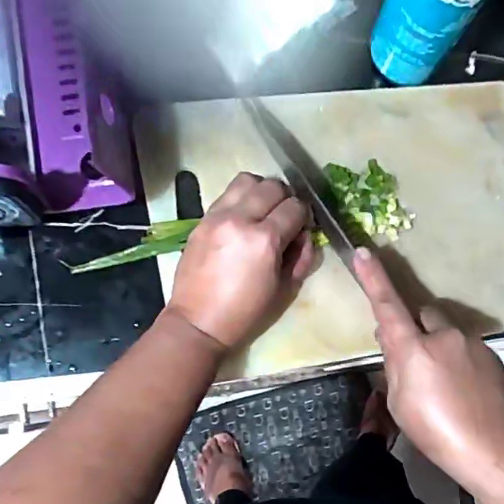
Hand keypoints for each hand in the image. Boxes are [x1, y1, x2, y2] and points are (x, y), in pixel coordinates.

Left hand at [165, 173, 319, 352]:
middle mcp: (240, 219)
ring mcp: (217, 216)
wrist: (198, 323)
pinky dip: (241, 199)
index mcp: (265, 240)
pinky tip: (242, 220)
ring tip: (262, 212)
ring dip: (261, 191)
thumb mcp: (285, 291)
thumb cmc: (246, 314)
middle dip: (285, 200)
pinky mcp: (202, 220)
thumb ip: (302, 257)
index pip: (295, 207)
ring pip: (248, 180)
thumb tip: (305, 235)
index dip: (304, 217)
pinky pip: (227, 194)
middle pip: (273, 186)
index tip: (302, 230)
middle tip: (284, 219)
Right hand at [355, 248, 503, 495]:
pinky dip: (459, 361)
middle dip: (416, 331)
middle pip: (423, 316)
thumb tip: (392, 341)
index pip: (387, 306)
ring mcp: (472, 343)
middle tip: (414, 365)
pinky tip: (463, 391)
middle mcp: (444, 336)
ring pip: (446, 333)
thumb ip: (395, 366)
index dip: (373, 279)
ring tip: (443, 386)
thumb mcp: (399, 403)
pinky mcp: (491, 355)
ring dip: (439, 347)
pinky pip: (466, 348)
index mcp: (414, 349)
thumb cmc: (434, 432)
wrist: (491, 448)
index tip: (363, 252)